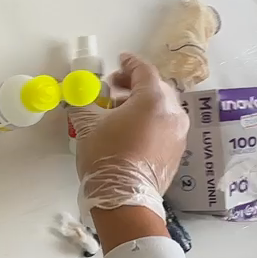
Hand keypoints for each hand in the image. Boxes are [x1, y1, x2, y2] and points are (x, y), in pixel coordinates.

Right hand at [71, 53, 189, 221]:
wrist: (125, 198)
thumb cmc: (106, 156)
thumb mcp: (87, 125)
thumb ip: (83, 103)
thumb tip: (78, 95)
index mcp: (153, 99)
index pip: (144, 71)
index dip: (130, 63)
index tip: (120, 60)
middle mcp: (173, 113)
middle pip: (156, 88)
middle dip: (134, 85)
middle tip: (113, 88)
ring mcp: (178, 134)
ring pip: (162, 108)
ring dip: (142, 104)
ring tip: (119, 112)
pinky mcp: (176, 152)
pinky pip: (164, 126)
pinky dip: (149, 121)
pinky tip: (130, 131)